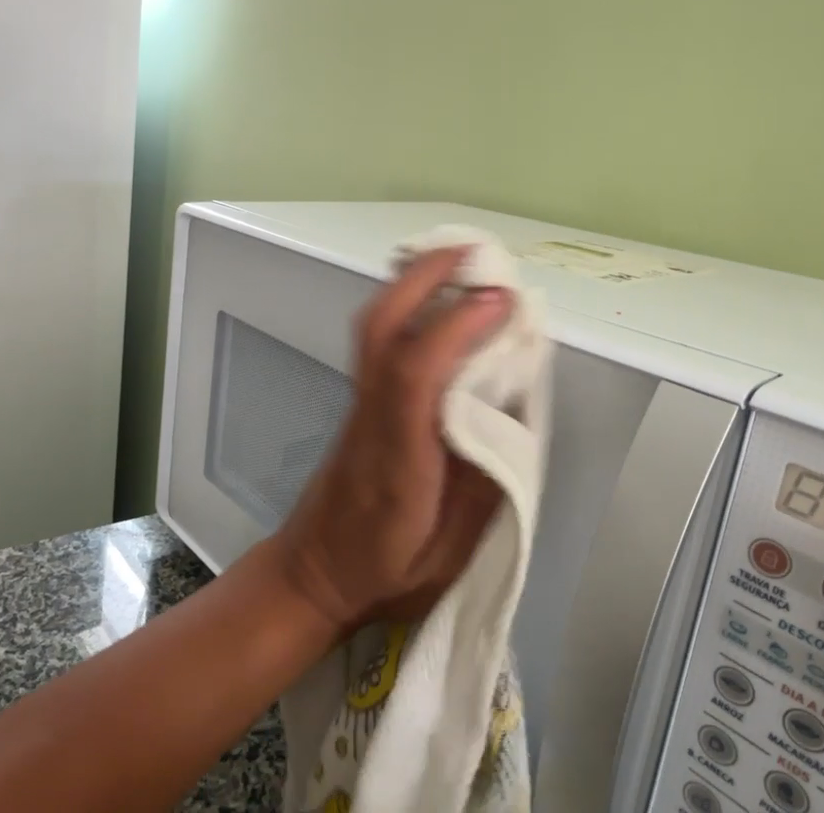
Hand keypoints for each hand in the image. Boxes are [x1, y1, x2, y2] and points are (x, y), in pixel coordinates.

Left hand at [270, 247, 512, 634]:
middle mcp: (372, 420)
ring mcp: (358, 408)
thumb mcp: (449, 555)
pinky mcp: (358, 406)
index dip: (455, 328)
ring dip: (411, 285)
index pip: (414, 376)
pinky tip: (435, 301)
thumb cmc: (382, 573)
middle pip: (380, 331)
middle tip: (471, 249)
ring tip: (456, 261)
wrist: (311, 573)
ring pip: (372, 330)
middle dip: (422, 280)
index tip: (500, 300)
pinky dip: (405, 307)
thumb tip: (512, 421)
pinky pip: (378, 342)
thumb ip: (483, 490)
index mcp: (399, 461)